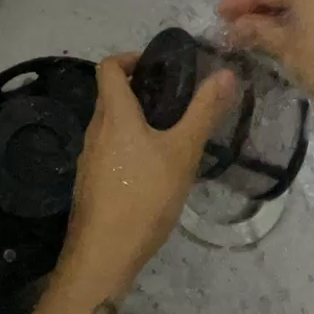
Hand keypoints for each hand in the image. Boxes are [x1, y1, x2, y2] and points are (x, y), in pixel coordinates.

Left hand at [54, 53, 236, 296]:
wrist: (103, 255)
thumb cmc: (143, 196)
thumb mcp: (182, 152)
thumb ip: (203, 112)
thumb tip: (224, 73)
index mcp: (114, 114)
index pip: (109, 66)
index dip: (129, 57)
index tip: (156, 66)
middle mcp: (95, 130)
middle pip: (110, 95)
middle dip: (138, 91)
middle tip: (172, 101)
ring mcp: (89, 158)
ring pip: (109, 125)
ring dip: (133, 120)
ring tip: (167, 136)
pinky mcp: (89, 183)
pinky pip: (107, 151)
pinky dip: (126, 147)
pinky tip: (150, 172)